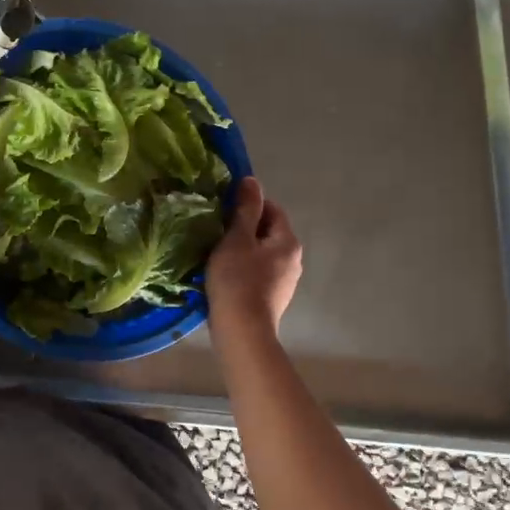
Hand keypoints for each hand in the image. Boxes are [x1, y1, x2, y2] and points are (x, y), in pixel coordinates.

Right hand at [207, 177, 301, 335]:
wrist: (242, 328)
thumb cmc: (237, 278)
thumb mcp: (237, 237)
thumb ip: (245, 208)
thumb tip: (252, 180)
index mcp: (287, 242)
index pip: (272, 209)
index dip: (248, 204)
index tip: (223, 208)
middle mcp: (293, 259)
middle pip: (268, 231)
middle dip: (243, 226)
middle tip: (216, 228)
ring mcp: (285, 280)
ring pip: (262, 252)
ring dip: (242, 247)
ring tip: (217, 250)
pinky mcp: (273, 296)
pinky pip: (258, 270)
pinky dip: (244, 266)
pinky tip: (225, 272)